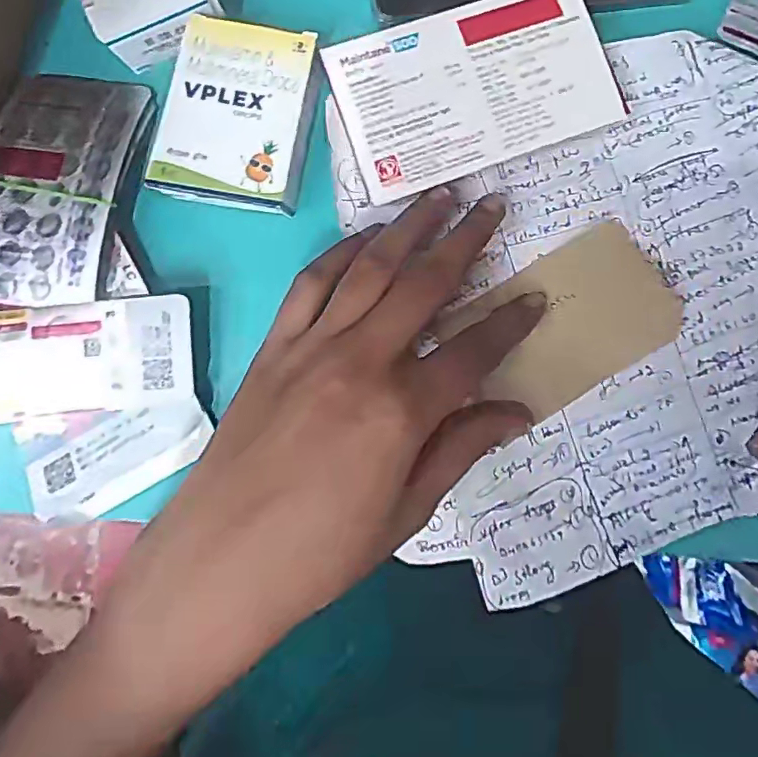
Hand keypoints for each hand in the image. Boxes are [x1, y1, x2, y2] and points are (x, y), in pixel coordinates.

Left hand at [0, 189, 545, 756]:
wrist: (221, 558)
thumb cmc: (322, 551)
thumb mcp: (406, 511)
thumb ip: (461, 448)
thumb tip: (518, 411)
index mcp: (402, 410)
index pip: (473, 351)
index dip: (511, 323)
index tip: (537, 297)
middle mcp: (360, 361)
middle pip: (424, 285)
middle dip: (465, 241)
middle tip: (492, 206)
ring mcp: (312, 346)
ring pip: (369, 268)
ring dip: (407, 228)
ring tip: (437, 198)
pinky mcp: (274, 345)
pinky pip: (311, 283)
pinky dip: (342, 253)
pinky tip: (365, 239)